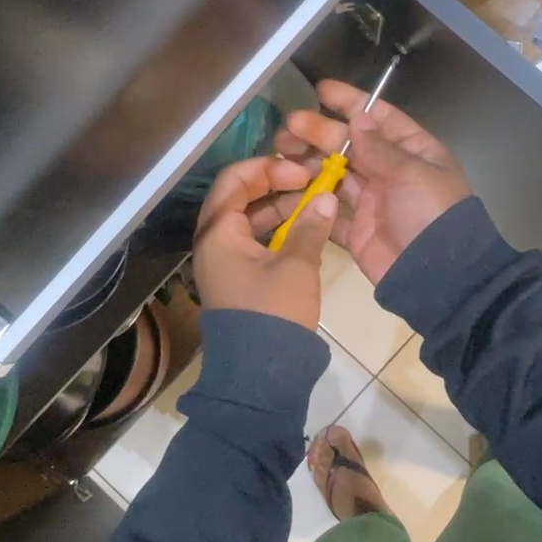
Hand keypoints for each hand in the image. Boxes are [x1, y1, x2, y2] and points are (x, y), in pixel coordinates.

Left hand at [192, 155, 338, 329]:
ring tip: (315, 204)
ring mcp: (226, 263)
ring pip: (250, 222)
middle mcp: (215, 243)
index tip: (303, 173)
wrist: (260, 373)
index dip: (269, 168)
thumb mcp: (297, 266)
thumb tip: (327, 197)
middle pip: (241, 198)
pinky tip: (306, 229)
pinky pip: (255, 243)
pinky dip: (278, 232)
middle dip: (278, 186)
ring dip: (280, 209)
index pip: (235, 179)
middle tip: (313, 184)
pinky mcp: (239, 280)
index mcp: (218, 233)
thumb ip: (311, 227)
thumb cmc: (274, 312)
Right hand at [275, 79, 471, 284]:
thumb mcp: (411, 172)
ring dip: (308, 163)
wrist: (437, 274)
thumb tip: (358, 118)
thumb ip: (380, 147)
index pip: (379, 118)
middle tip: (288, 127)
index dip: (350, 102)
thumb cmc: (430, 213)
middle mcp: (390, 173)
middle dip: (318, 133)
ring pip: (334, 175)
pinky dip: (309, 202)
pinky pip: (328, 212)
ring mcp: (371, 203)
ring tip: (281, 154)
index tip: (321, 90)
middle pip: (349, 145)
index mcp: (412, 152)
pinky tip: (286, 189)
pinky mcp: (355, 231)